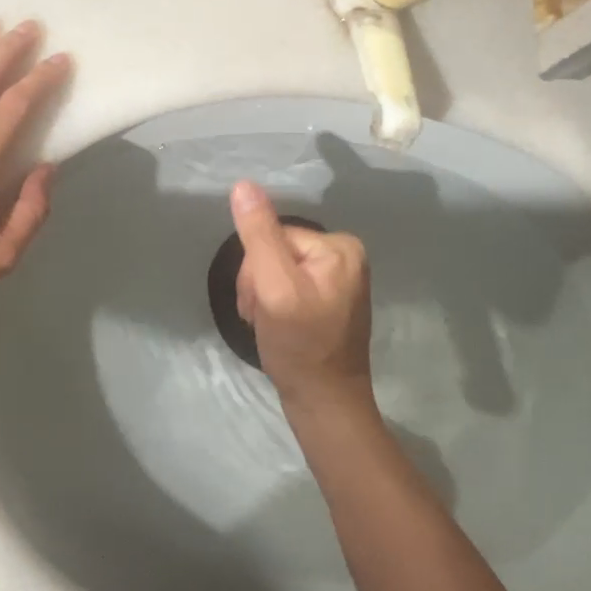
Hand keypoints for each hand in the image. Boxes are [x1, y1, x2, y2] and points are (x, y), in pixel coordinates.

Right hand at [229, 179, 373, 408]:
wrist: (325, 404)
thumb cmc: (300, 347)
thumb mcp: (274, 287)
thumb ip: (259, 235)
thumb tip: (243, 185)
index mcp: (340, 247)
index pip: (275, 236)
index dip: (256, 268)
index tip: (257, 302)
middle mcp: (346, 257)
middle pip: (277, 252)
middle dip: (259, 283)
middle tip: (261, 317)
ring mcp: (341, 280)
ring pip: (278, 271)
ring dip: (263, 296)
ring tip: (266, 325)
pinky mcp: (331, 302)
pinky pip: (290, 287)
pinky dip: (276, 307)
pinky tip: (277, 328)